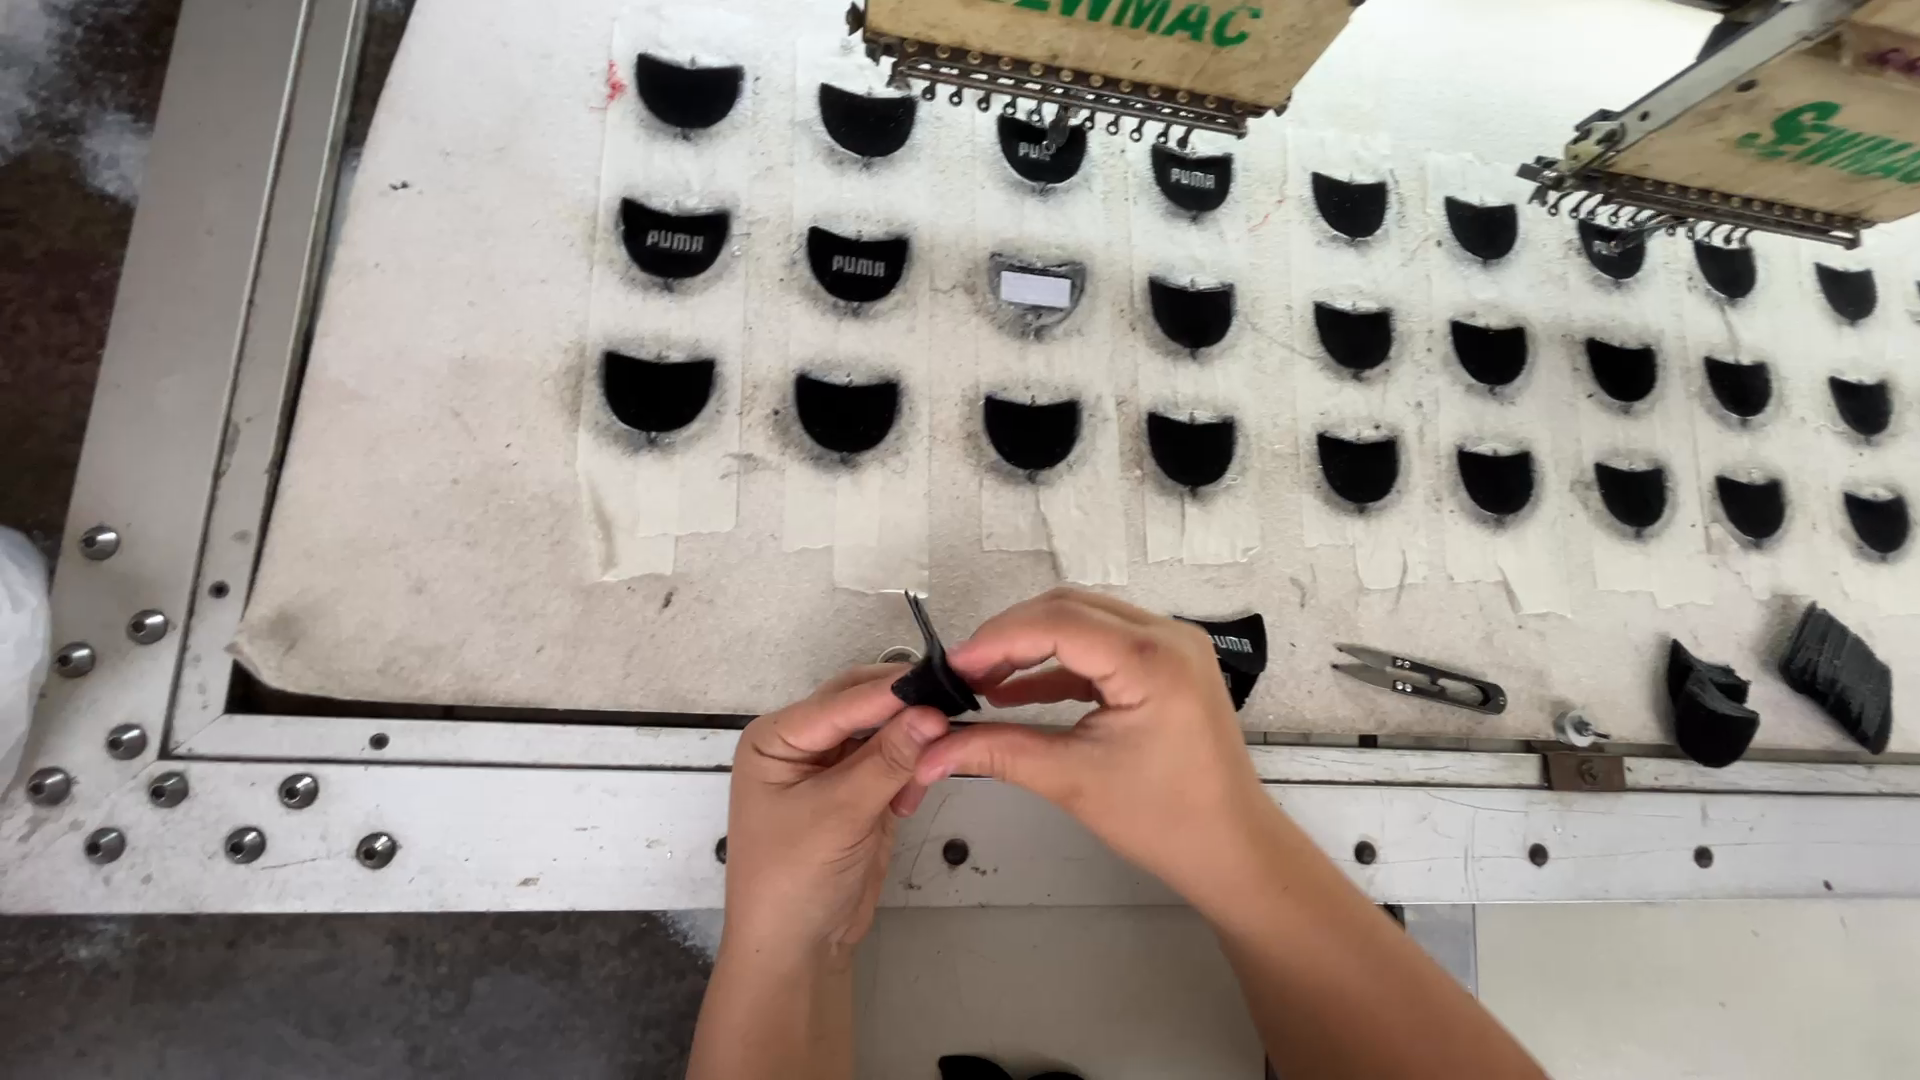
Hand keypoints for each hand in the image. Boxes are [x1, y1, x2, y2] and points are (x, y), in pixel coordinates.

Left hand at [722, 665, 948, 963]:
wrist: (797, 952)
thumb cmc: (796, 878)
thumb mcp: (840, 814)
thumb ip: (888, 759)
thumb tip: (933, 713)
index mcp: (777, 737)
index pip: (841, 700)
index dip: (890, 693)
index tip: (941, 683)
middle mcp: (802, 741)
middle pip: (862, 706)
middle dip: (904, 709)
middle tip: (953, 701)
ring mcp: (832, 766)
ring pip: (883, 731)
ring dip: (911, 741)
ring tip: (942, 750)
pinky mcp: (859, 789)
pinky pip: (893, 762)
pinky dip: (911, 770)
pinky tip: (917, 790)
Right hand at [913, 588, 1276, 910]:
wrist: (1233, 851)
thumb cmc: (1164, 820)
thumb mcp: (1073, 780)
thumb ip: (998, 751)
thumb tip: (931, 751)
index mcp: (1152, 660)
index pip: (1058, 623)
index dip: (998, 638)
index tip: (952, 664)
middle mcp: (1167, 635)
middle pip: (1069, 609)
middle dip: (1010, 635)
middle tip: (964, 670)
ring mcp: (1171, 644)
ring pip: (1083, 619)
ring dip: (1031, 644)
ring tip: (983, 677)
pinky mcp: (1166, 662)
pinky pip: (1100, 644)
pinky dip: (1058, 661)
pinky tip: (1017, 689)